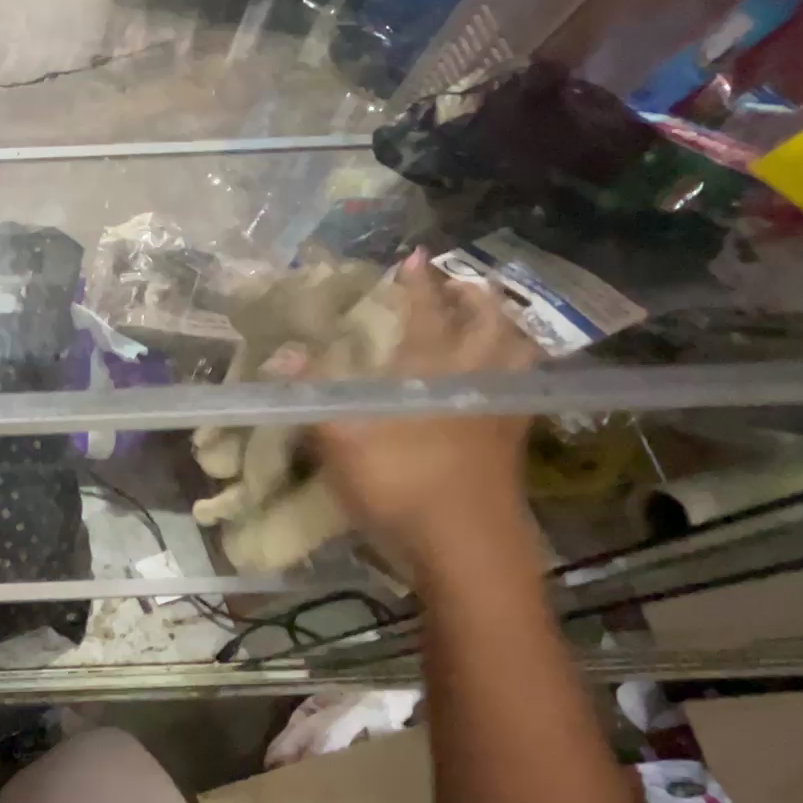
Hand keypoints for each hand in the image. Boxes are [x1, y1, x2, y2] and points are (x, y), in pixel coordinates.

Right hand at [312, 249, 541, 558]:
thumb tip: (282, 355)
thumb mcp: (340, 436)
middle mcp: (475, 377)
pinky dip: (513, 370)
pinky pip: (520, 387)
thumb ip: (313, 392)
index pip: (425, 312)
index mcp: (432, 369)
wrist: (463, 545)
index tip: (412, 258)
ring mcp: (501, 409)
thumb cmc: (398, 482)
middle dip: (474, 298)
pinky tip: (495, 381)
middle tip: (459, 286)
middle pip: (489, 323)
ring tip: (489, 323)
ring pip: (517, 353)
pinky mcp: (511, 442)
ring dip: (505, 329)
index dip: (416, 284)